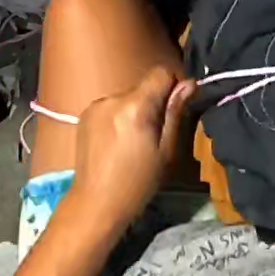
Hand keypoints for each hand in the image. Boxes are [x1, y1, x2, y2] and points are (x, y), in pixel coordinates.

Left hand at [60, 68, 196, 241]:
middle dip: (154, 102)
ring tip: (133, 141)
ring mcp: (96, 105)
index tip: (176, 108)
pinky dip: (119, 116)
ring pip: (128, 97)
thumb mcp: (166, 151)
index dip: (174, 85)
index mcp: (136, 106)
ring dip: (135, 110)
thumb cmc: (137, 182)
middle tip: (155, 134)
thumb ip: (176, 112)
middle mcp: (113, 98)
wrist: (95, 203)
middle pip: (144, 87)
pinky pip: (112, 106)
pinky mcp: (85, 114)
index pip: (161, 72)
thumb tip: (189, 83)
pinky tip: (117, 142)